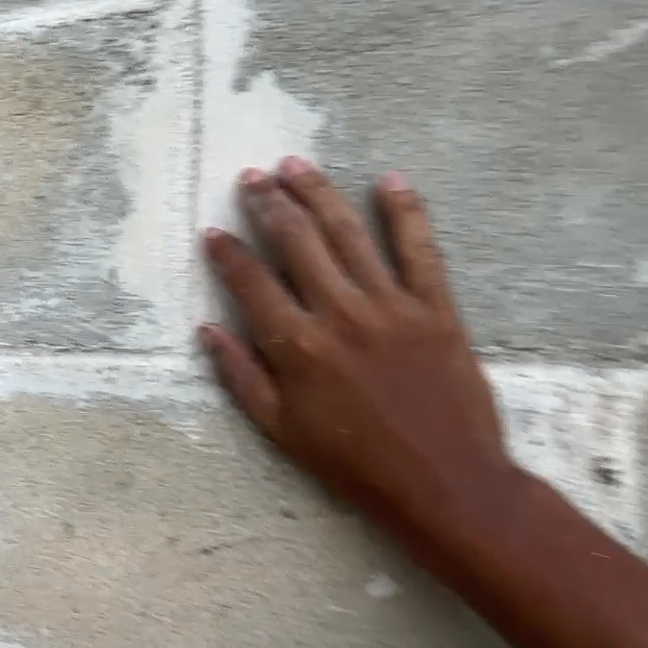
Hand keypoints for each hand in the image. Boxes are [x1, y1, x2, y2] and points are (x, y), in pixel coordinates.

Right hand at [200, 158, 517, 555]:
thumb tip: (206, 330)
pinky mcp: (436, 307)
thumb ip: (239, 375)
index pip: (250, 282)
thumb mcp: (278, 429)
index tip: (213, 232)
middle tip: (251, 177)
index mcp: (296, 347)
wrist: (442, 481)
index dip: (227, 253)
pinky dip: (405, 211)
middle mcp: (339, 314)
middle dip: (268, 204)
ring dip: (319, 193)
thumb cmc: (350, 460)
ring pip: (348, 234)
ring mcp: (391, 306)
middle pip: (296, 242)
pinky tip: (388, 180)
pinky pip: (420, 248)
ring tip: (296, 165)